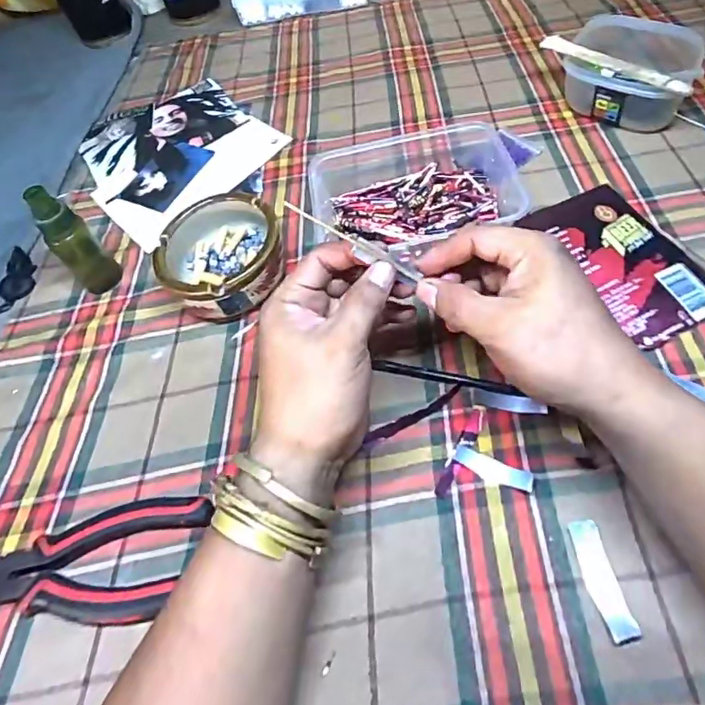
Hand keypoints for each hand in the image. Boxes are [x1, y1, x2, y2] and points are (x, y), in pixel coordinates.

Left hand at [251, 243, 400, 495]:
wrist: (309, 452)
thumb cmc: (316, 392)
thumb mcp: (340, 341)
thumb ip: (363, 300)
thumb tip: (385, 265)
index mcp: (290, 302)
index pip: (320, 261)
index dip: (352, 253)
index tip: (388, 252)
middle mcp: (304, 311)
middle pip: (341, 279)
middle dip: (373, 275)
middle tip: (410, 274)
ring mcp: (323, 331)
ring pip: (355, 302)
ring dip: (382, 297)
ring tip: (414, 293)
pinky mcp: (341, 350)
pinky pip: (362, 325)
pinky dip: (383, 319)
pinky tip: (408, 315)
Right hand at [413, 225, 643, 414]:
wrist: (612, 392)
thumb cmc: (552, 351)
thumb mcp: (495, 326)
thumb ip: (454, 302)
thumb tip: (421, 286)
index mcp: (530, 247)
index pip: (473, 237)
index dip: (440, 254)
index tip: (413, 274)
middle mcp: (538, 254)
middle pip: (482, 253)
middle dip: (453, 274)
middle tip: (428, 298)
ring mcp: (543, 278)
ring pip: (491, 275)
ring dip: (466, 292)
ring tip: (447, 316)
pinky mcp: (545, 300)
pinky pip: (504, 293)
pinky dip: (483, 304)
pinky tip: (469, 324)